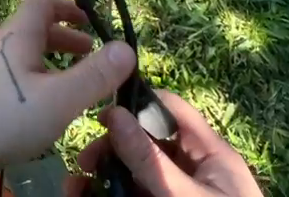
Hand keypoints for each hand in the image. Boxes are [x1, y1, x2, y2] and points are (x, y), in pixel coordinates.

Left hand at [0, 0, 140, 177]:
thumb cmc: (5, 114)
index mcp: (17, 33)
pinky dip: (35, 78)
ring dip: (51, 61)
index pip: (42, 2)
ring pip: (23, 53)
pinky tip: (42, 106)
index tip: (91, 20)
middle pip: (34, 28)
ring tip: (73, 83)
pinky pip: (12, 72)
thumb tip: (127, 47)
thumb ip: (94, 76)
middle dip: (65, 38)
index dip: (68, 6)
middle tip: (91, 54)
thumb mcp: (60, 98)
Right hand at [66, 90, 263, 196]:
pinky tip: (91, 194)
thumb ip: (150, 159)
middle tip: (85, 162)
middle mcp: (195, 167)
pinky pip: (140, 192)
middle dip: (113, 147)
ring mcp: (183, 191)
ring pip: (139, 169)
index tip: (100, 114)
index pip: (171, 107)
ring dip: (109, 173)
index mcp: (210, 154)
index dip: (137, 102)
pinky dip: (118, 191)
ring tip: (78, 186)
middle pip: (147, 139)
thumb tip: (114, 113)